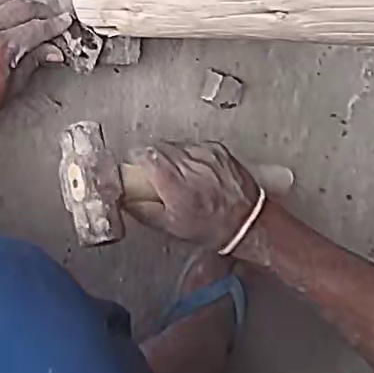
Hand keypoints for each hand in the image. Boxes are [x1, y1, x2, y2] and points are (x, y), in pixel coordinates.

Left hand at [0, 0, 71, 139]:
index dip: (55, 25)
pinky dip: (1, 7)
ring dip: (21, 4)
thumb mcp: (13, 87)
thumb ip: (33, 62)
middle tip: (54, 20)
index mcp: (0, 46)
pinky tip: (8, 18)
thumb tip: (52, 50)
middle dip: (42, 11)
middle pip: (22, 7)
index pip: (35, 27)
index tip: (66, 22)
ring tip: (32, 16)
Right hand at [125, 141, 263, 250]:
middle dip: (153, 157)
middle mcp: (190, 165)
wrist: (249, 223)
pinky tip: (195, 170)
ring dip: (171, 155)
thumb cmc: (211, 228)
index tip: (136, 164)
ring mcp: (206, 154)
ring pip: (175, 144)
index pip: (146, 155)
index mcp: (175, 185)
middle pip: (159, 147)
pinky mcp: (218, 149)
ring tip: (179, 173)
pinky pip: (193, 144)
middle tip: (157, 172)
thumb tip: (123, 199)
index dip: (137, 157)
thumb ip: (143, 210)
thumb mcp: (171, 227)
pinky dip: (189, 154)